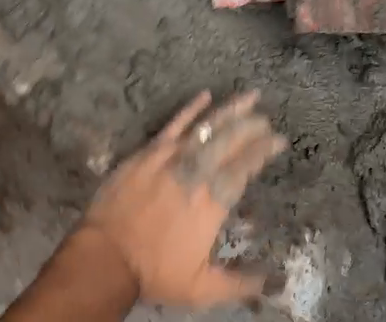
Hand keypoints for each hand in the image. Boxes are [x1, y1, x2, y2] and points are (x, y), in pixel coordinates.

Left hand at [75, 91, 286, 307]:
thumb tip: (272, 282)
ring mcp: (171, 157)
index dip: (264, 150)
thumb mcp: (201, 288)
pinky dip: (191, 109)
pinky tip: (205, 95)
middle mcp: (197, 172)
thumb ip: (238, 283)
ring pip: (207, 126)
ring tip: (250, 96)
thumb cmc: (154, 272)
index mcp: (213, 202)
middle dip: (252, 126)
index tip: (279, 140)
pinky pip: (174, 124)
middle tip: (265, 119)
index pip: (245, 167)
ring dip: (231, 110)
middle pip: (231, 140)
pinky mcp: (149, 152)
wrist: (106, 257)